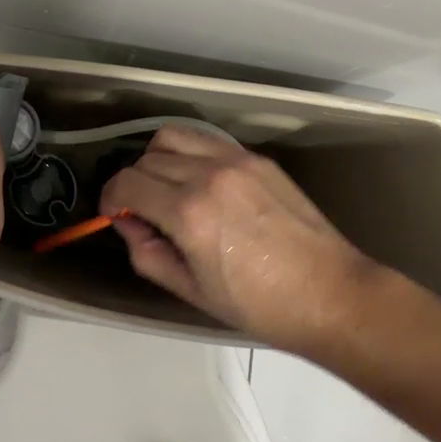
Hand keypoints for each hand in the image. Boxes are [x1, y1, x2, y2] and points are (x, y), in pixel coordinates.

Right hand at [98, 125, 378, 353]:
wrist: (330, 293)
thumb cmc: (260, 305)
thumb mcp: (193, 291)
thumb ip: (148, 254)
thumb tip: (127, 225)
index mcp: (188, 213)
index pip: (126, 184)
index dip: (110, 198)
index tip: (113, 214)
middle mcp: (206, 175)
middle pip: (146, 159)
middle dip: (133, 183)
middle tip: (143, 211)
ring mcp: (233, 160)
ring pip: (173, 136)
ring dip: (158, 158)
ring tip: (169, 187)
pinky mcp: (255, 158)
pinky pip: (207, 140)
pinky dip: (191, 154)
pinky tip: (202, 182)